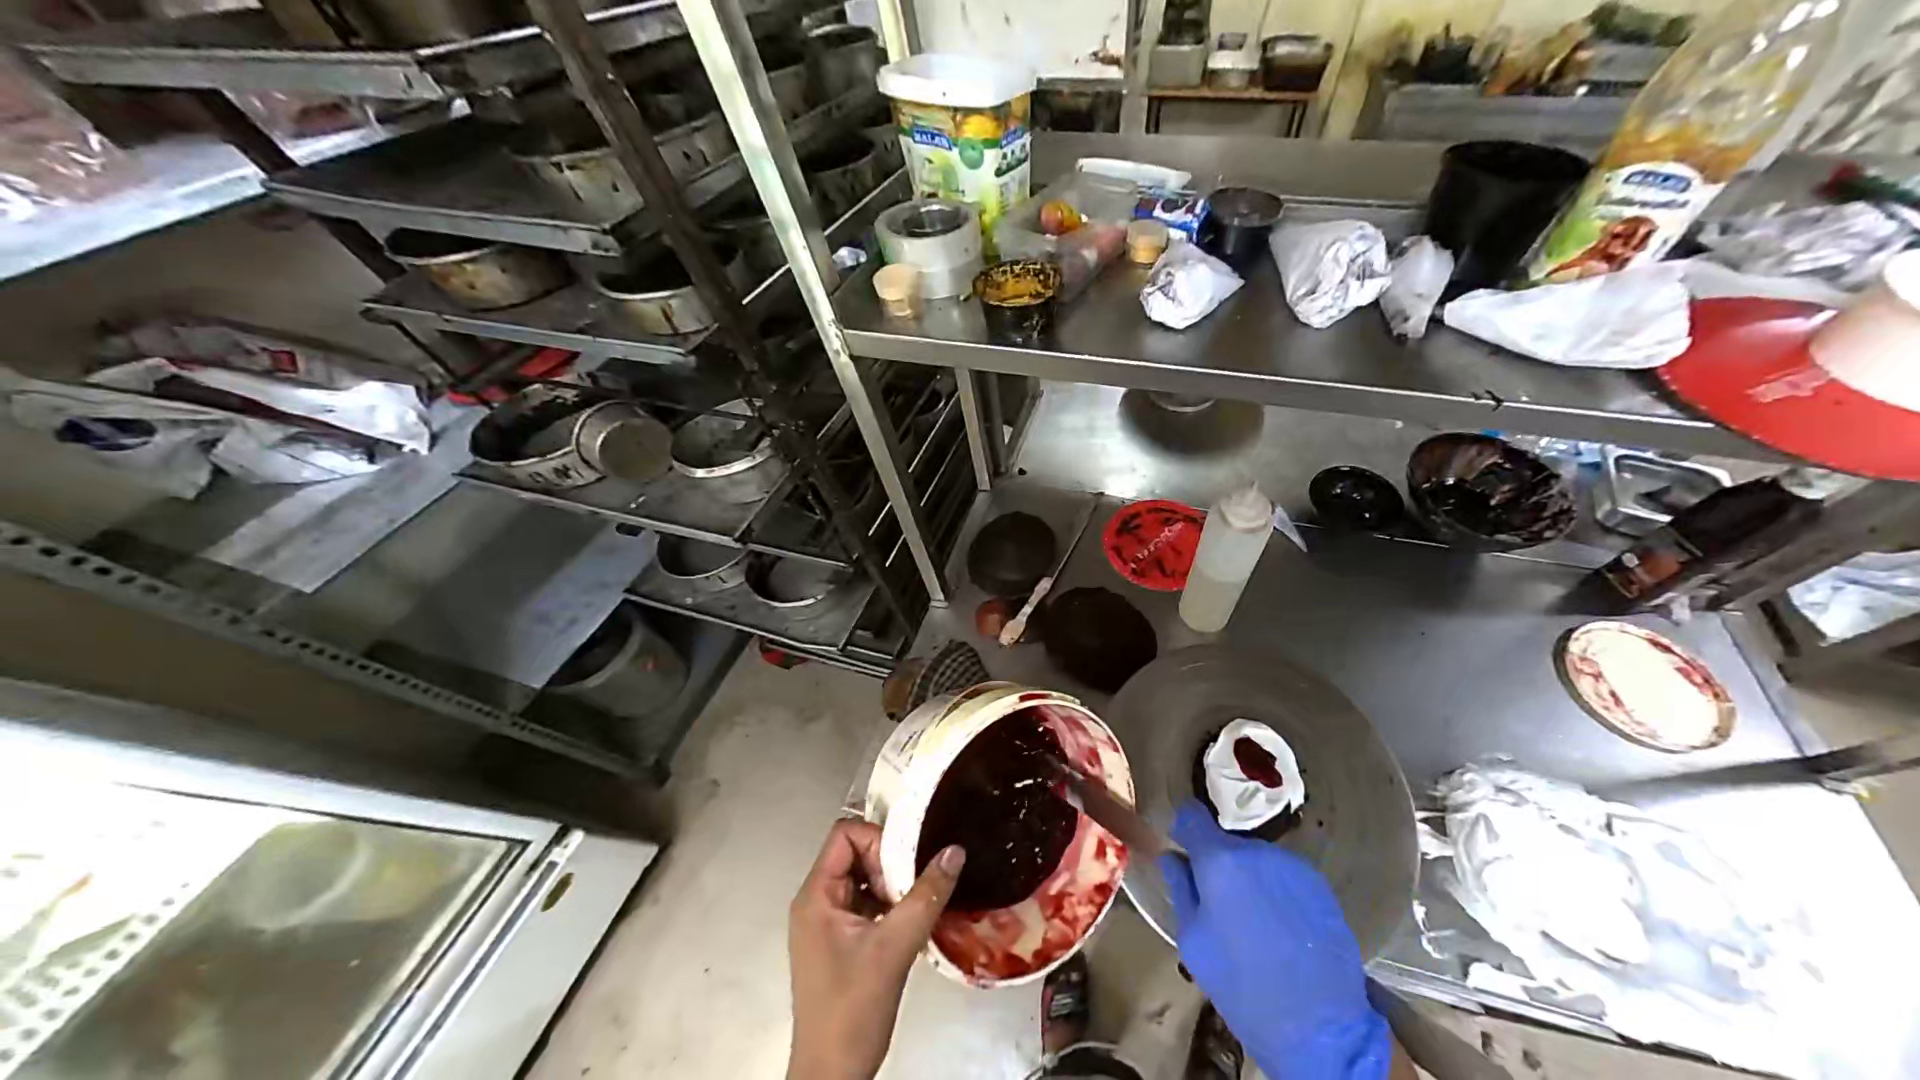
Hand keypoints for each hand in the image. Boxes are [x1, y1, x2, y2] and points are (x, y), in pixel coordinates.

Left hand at [787, 818, 964, 1079]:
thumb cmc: (853, 1009)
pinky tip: (910, 924)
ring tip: (916, 907)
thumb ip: (925, 896)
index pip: (845, 834)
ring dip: (891, 886)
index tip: (905, 868)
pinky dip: (887, 906)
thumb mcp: (894, 948)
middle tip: (914, 889)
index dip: (878, 841)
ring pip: (861, 880)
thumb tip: (954, 850)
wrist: (832, 1075)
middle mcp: (816, 901)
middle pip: (853, 854)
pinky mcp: (838, 942)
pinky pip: (864, 904)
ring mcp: (825, 923)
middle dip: (888, 865)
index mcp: (816, 895)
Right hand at [1160, 801, 1392, 1079]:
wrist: (1320, 1028)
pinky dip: (1274, 889)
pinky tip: (1279, 927)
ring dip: (1247, 876)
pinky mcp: (1320, 885)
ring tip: (1251, 919)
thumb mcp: (1193, 940)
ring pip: (1255, 859)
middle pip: (1226, 841)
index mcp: (1220, 860)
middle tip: (1216, 901)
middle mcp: (1257, 851)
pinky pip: (1282, 874)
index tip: (1181, 846)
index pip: (1192, 815)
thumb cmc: (1242, 985)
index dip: (1183, 827)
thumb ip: (1180, 888)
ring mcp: (1293, 865)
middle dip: (1216, 862)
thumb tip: (1172, 857)